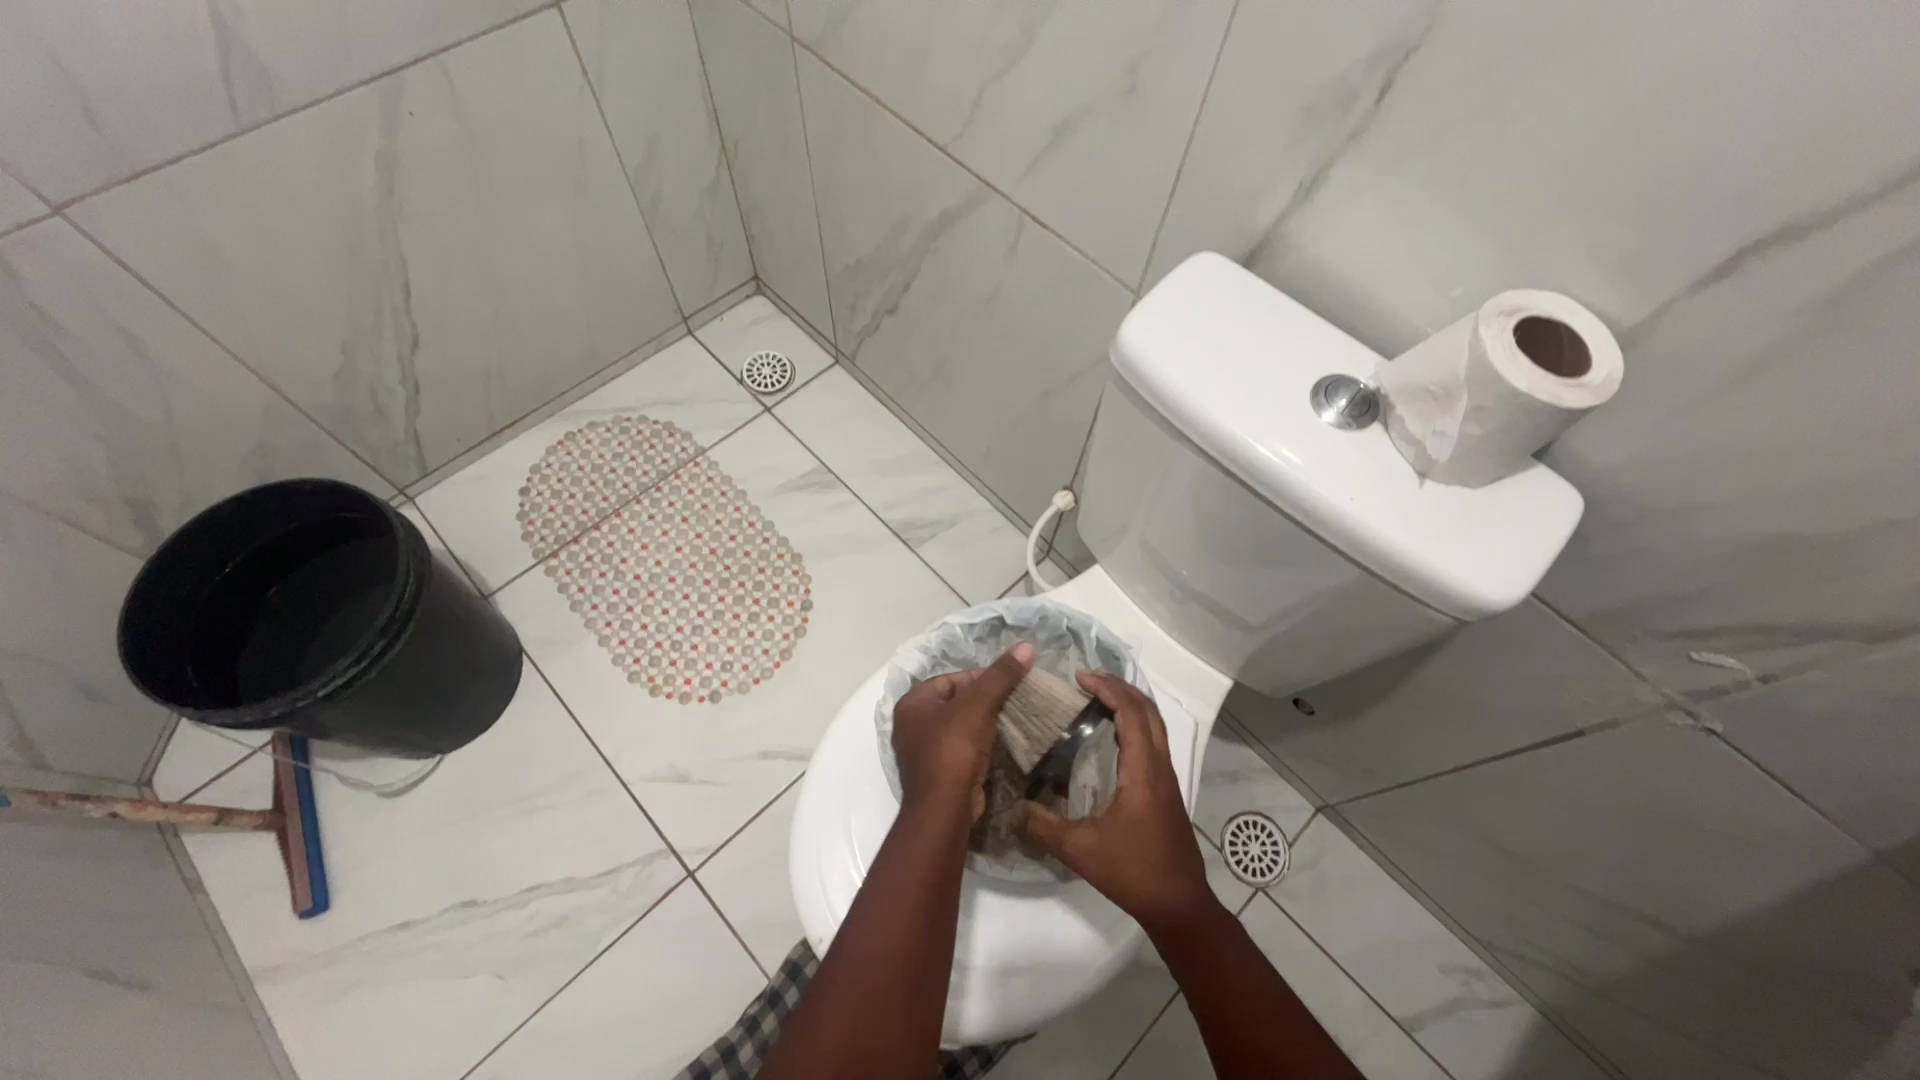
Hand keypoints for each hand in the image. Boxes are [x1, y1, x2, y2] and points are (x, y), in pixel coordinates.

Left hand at [891, 643, 1034, 817]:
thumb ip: (1000, 676)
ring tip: (1012, 719)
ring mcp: (924, 752)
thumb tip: (1026, 647)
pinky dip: (980, 744)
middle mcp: (912, 725)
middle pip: (955, 702)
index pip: (951, 679)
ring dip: (984, 723)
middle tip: (1014, 700)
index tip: (1008, 682)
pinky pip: (962, 749)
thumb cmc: (952, 749)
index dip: (980, 678)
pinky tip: (1000, 744)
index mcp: (912, 704)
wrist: (944, 808)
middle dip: (984, 700)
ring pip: (960, 727)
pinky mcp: (939, 772)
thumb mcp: (977, 706)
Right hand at [1022, 671, 1214, 933]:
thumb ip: (1045, 827)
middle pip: (1148, 711)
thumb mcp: (1080, 850)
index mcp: (1142, 772)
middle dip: (1120, 688)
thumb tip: (1016, 808)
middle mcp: (1159, 767)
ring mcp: (1166, 779)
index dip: (1108, 689)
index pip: (1131, 713)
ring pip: (1154, 726)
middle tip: (1088, 679)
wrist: (1178, 904)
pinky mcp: (1166, 791)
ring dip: (1130, 705)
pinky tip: (1111, 737)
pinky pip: (1152, 742)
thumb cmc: (1133, 872)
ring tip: (1098, 698)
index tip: (1081, 677)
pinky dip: (1134, 725)